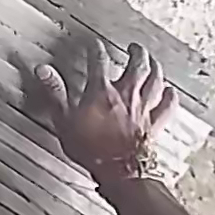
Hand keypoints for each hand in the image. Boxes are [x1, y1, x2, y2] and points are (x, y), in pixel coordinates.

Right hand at [36, 40, 177, 181]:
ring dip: (155, 68)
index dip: (95, 49)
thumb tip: (43, 70)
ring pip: (155, 81)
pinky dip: (170, 96)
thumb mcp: (63, 120)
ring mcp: (143, 109)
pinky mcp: (154, 124)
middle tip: (134, 47)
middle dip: (135, 53)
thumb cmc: (91, 148)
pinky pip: (166, 106)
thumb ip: (54, 92)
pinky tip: (171, 91)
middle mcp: (126, 95)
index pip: (99, 61)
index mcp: (101, 92)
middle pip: (137, 66)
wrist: (119, 170)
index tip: (93, 44)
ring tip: (153, 61)